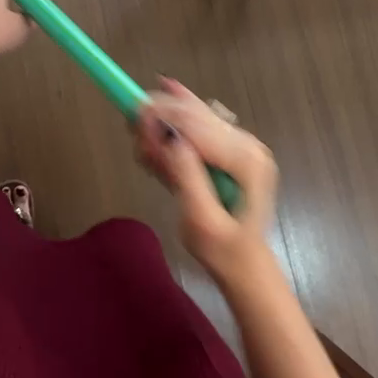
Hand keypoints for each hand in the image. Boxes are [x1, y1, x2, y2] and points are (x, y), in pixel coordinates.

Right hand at [134, 78, 278, 280]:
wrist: (244, 265)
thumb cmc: (222, 250)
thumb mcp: (200, 220)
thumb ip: (186, 176)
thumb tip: (169, 136)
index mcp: (245, 160)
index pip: (196, 123)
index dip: (161, 115)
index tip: (131, 120)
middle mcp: (247, 143)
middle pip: (193, 112)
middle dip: (159, 116)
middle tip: (132, 133)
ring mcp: (240, 143)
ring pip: (191, 113)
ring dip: (163, 123)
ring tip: (147, 151)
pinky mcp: (230, 146)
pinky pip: (195, 124)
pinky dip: (172, 129)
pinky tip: (159, 146)